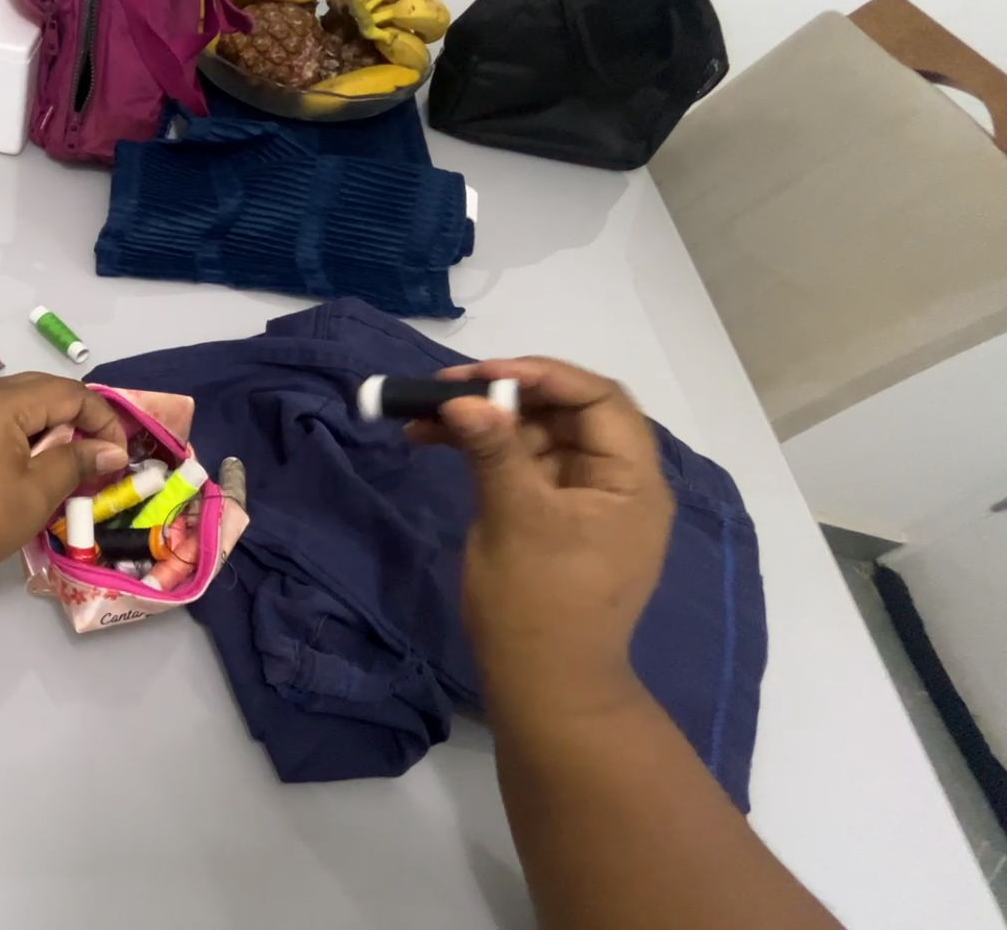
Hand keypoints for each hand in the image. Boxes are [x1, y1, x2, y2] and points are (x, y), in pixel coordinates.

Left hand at [0, 373, 127, 609]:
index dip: (103, 419)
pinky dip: (29, 431)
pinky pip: (3, 415)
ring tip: (74, 460)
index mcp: (3, 401)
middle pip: (47, 389)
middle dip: (81, 418)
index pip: (70, 393)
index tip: (121, 454)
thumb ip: (78, 461)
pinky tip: (38, 461)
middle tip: (102, 454)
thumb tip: (113, 451)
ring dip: (55, 425)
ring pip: (25, 401)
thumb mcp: (37, 492)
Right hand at [407, 358, 673, 720]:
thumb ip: (495, 452)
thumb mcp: (517, 519)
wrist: (539, 675)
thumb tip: (463, 398)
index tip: (481, 374)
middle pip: (561, 412)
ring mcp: (573, 495)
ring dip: (479, 420)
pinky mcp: (540, 509)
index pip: (599, 400)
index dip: (543, 375)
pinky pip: (511, 461)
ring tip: (421, 415)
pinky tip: (431, 441)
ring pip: (530, 434)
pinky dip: (475, 447)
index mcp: (629, 479)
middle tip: (443, 388)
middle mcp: (608, 479)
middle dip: (502, 394)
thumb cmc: (539, 600)